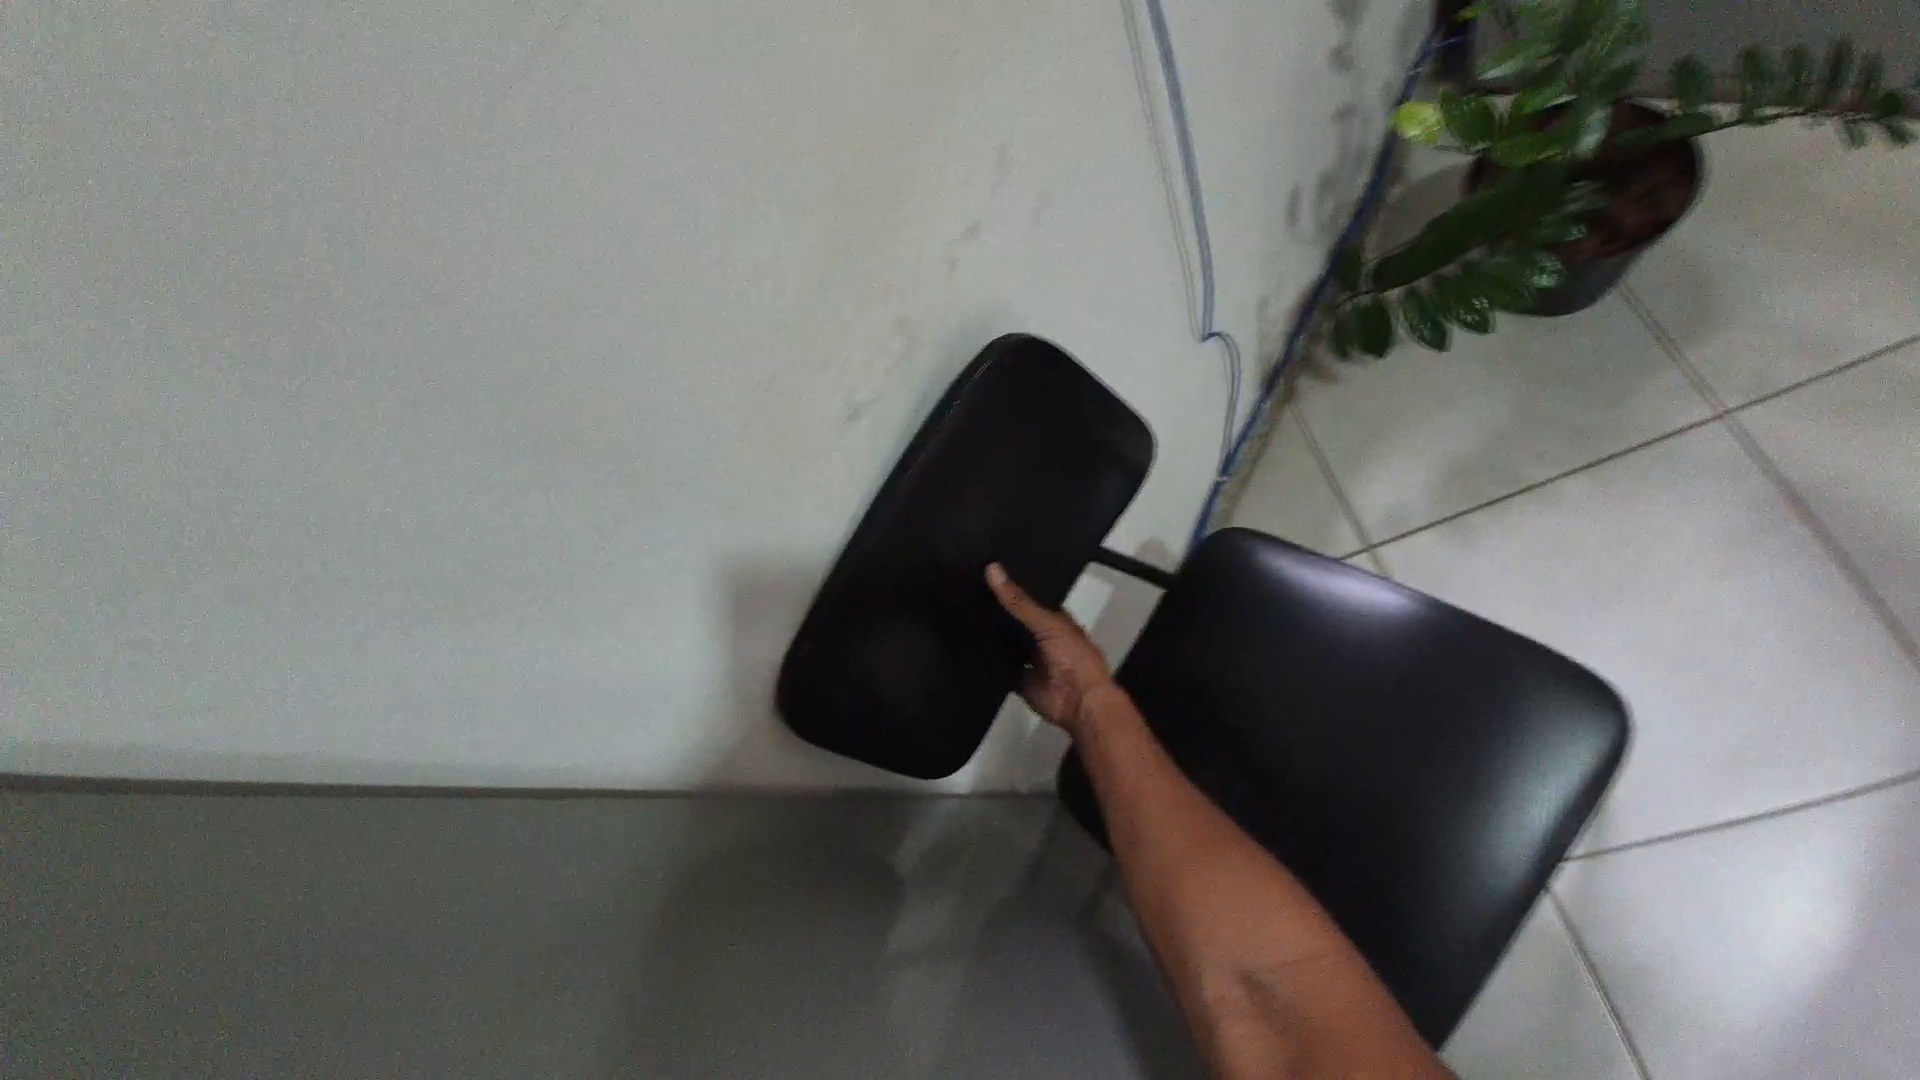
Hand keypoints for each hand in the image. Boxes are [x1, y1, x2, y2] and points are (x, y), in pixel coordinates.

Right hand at [985, 563, 1119, 737]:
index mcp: (1054, 620)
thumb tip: (994, 571)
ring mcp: (1030, 660)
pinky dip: (990, 663)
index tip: (986, 575)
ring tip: (963, 618)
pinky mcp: (1020, 680)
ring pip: (1006, 646)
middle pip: (1015, 623)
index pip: (1029, 600)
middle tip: (968, 596)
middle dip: (999, 615)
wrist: (1080, 702)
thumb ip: (1019, 602)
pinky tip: (971, 650)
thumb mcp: (1047, 623)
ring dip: (993, 639)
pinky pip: (1001, 669)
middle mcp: (1041, 639)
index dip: (1011, 590)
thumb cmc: (1076, 659)